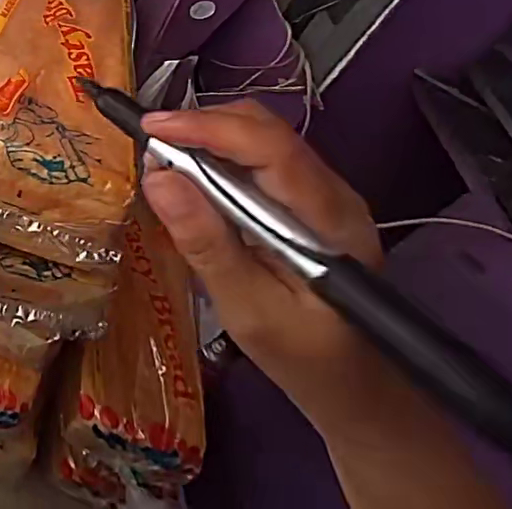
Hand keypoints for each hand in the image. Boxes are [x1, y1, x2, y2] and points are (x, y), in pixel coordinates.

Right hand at [140, 101, 387, 419]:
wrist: (361, 387)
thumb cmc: (307, 359)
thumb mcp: (249, 312)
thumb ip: (208, 245)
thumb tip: (158, 178)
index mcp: (329, 219)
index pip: (269, 147)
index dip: (207, 128)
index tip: (151, 128)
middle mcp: (332, 190)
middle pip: (263, 128)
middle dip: (201, 125)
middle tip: (150, 144)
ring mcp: (323, 189)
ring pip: (259, 133)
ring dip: (206, 135)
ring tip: (164, 158)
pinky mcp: (306, 194)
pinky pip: (257, 152)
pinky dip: (216, 151)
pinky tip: (191, 174)